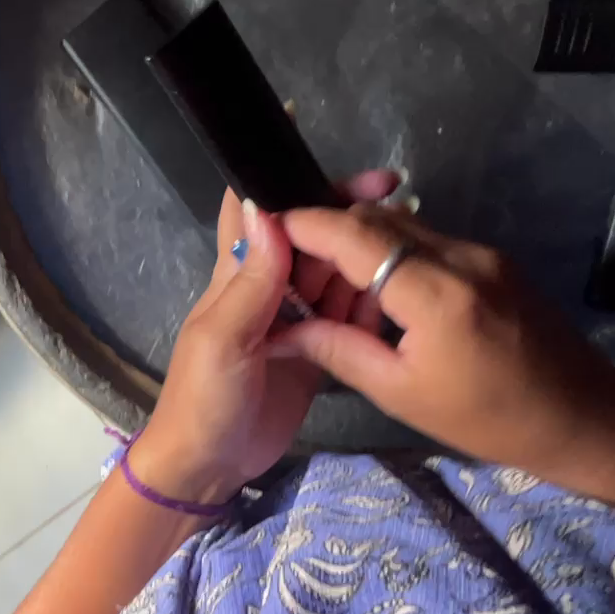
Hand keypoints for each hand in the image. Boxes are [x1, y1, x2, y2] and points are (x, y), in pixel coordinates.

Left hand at [133, 175, 399, 503]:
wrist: (210, 465)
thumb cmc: (205, 398)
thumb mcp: (224, 338)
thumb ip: (250, 280)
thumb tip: (265, 208)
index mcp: (234, 276)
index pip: (250, 211)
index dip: (276, 177)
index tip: (321, 147)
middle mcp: (263, 289)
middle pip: (305, 237)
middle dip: (341, 212)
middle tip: (396, 193)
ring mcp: (291, 320)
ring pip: (330, 273)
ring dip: (360, 253)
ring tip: (410, 232)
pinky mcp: (314, 350)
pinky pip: (344, 314)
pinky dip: (368, 299)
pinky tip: (399, 288)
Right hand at [270, 205, 614, 480]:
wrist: (585, 417)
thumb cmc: (487, 419)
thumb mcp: (400, 393)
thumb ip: (336, 350)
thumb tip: (279, 331)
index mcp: (436, 295)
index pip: (358, 236)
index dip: (307, 224)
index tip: (267, 225)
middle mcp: (461, 258)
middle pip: (377, 218)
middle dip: (325, 226)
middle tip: (286, 255)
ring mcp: (481, 253)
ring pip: (402, 223)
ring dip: (355, 236)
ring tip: (320, 270)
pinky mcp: (492, 259)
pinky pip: (425, 239)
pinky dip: (387, 249)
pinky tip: (369, 281)